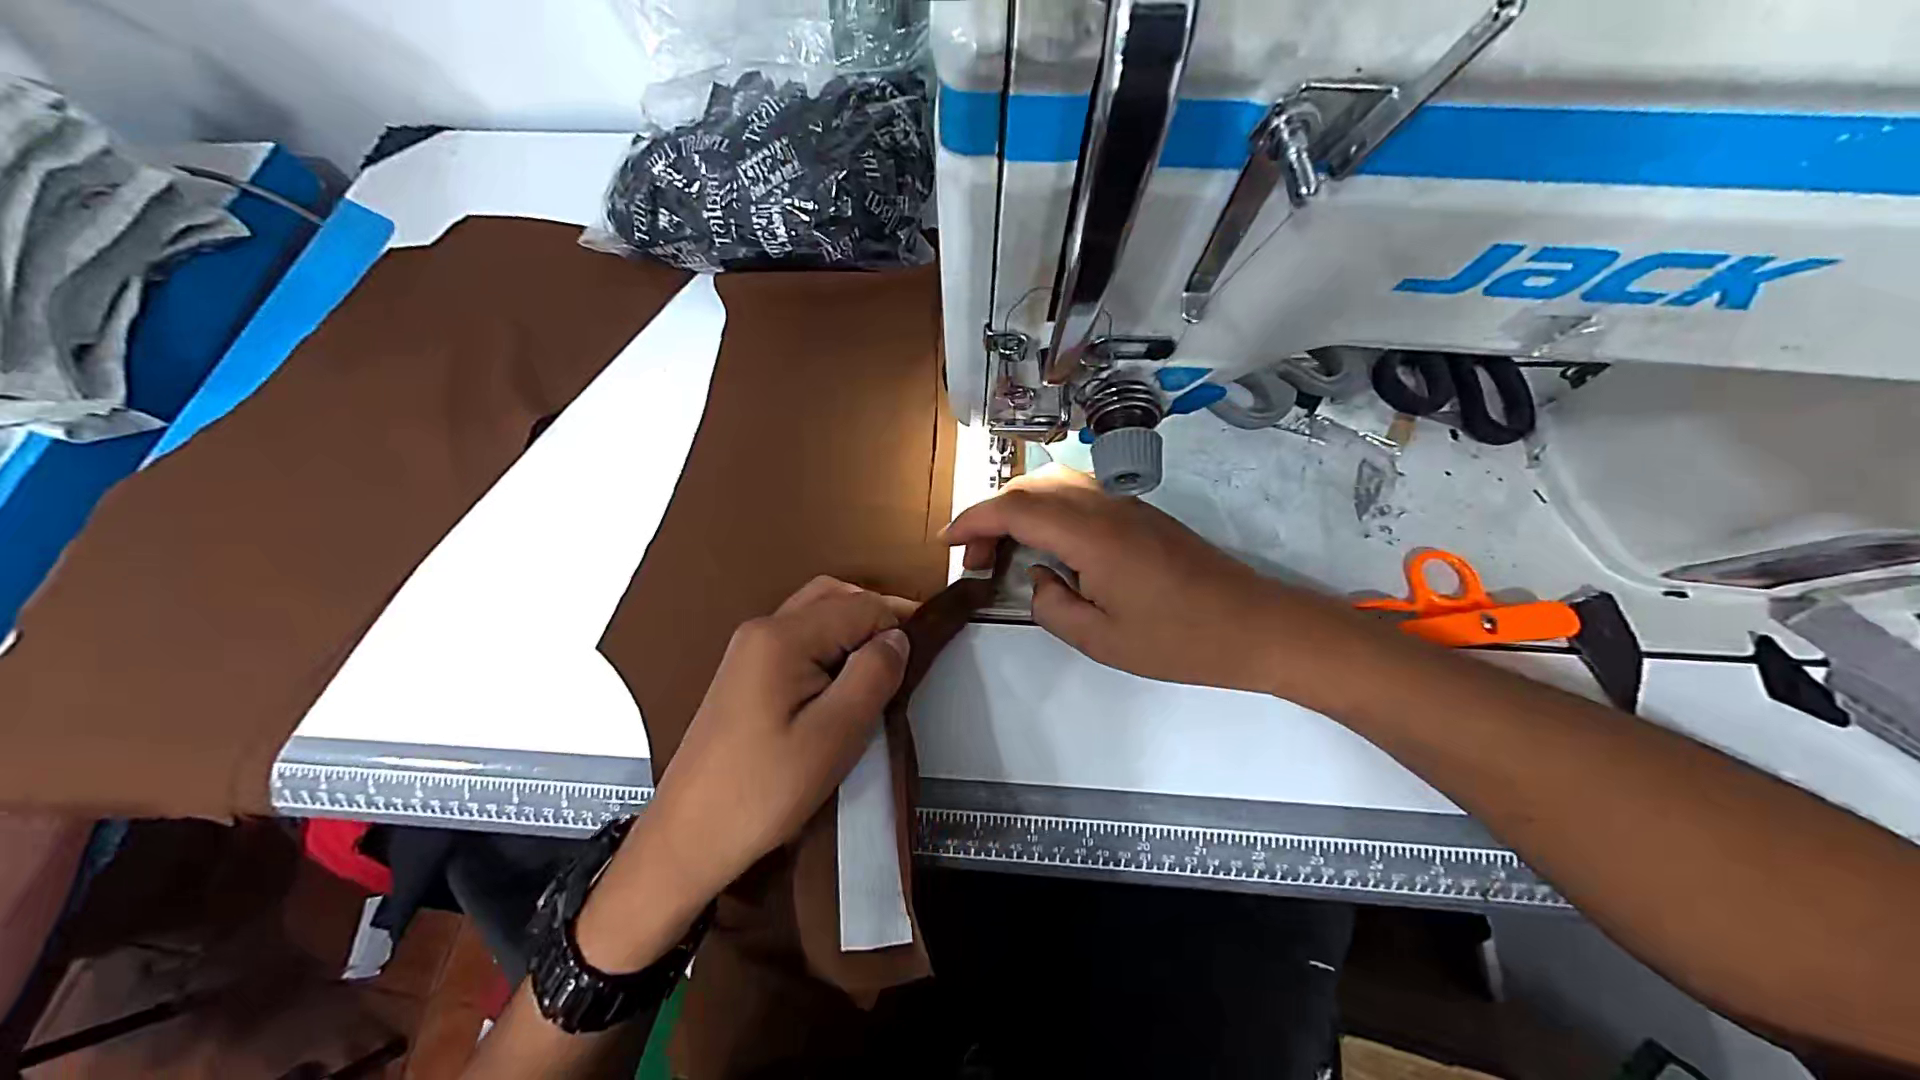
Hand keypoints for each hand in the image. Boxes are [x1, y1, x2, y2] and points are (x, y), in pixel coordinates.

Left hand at [575, 577, 911, 970]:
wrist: (689, 837)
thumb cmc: (763, 792)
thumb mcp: (834, 735)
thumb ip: (873, 675)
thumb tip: (898, 638)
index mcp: (781, 637)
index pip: (861, 606)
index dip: (897, 629)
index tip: (916, 668)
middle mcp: (761, 629)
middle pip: (835, 597)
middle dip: (876, 619)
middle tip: (904, 662)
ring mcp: (749, 650)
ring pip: (817, 614)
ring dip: (854, 632)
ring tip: (879, 674)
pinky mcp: (745, 673)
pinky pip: (799, 639)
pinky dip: (831, 648)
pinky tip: (843, 684)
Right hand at [944, 465, 1369, 694]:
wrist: (1255, 625)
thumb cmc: (1180, 640)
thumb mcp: (1101, 640)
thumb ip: (1052, 606)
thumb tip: (1038, 578)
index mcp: (1091, 534)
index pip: (1015, 507)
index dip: (973, 518)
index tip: (947, 541)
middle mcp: (1105, 506)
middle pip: (1032, 485)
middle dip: (991, 512)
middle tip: (973, 556)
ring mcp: (1126, 505)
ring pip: (1056, 482)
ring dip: (1019, 506)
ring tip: (1002, 546)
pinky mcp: (1140, 513)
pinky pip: (1078, 494)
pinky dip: (1046, 508)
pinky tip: (1044, 543)